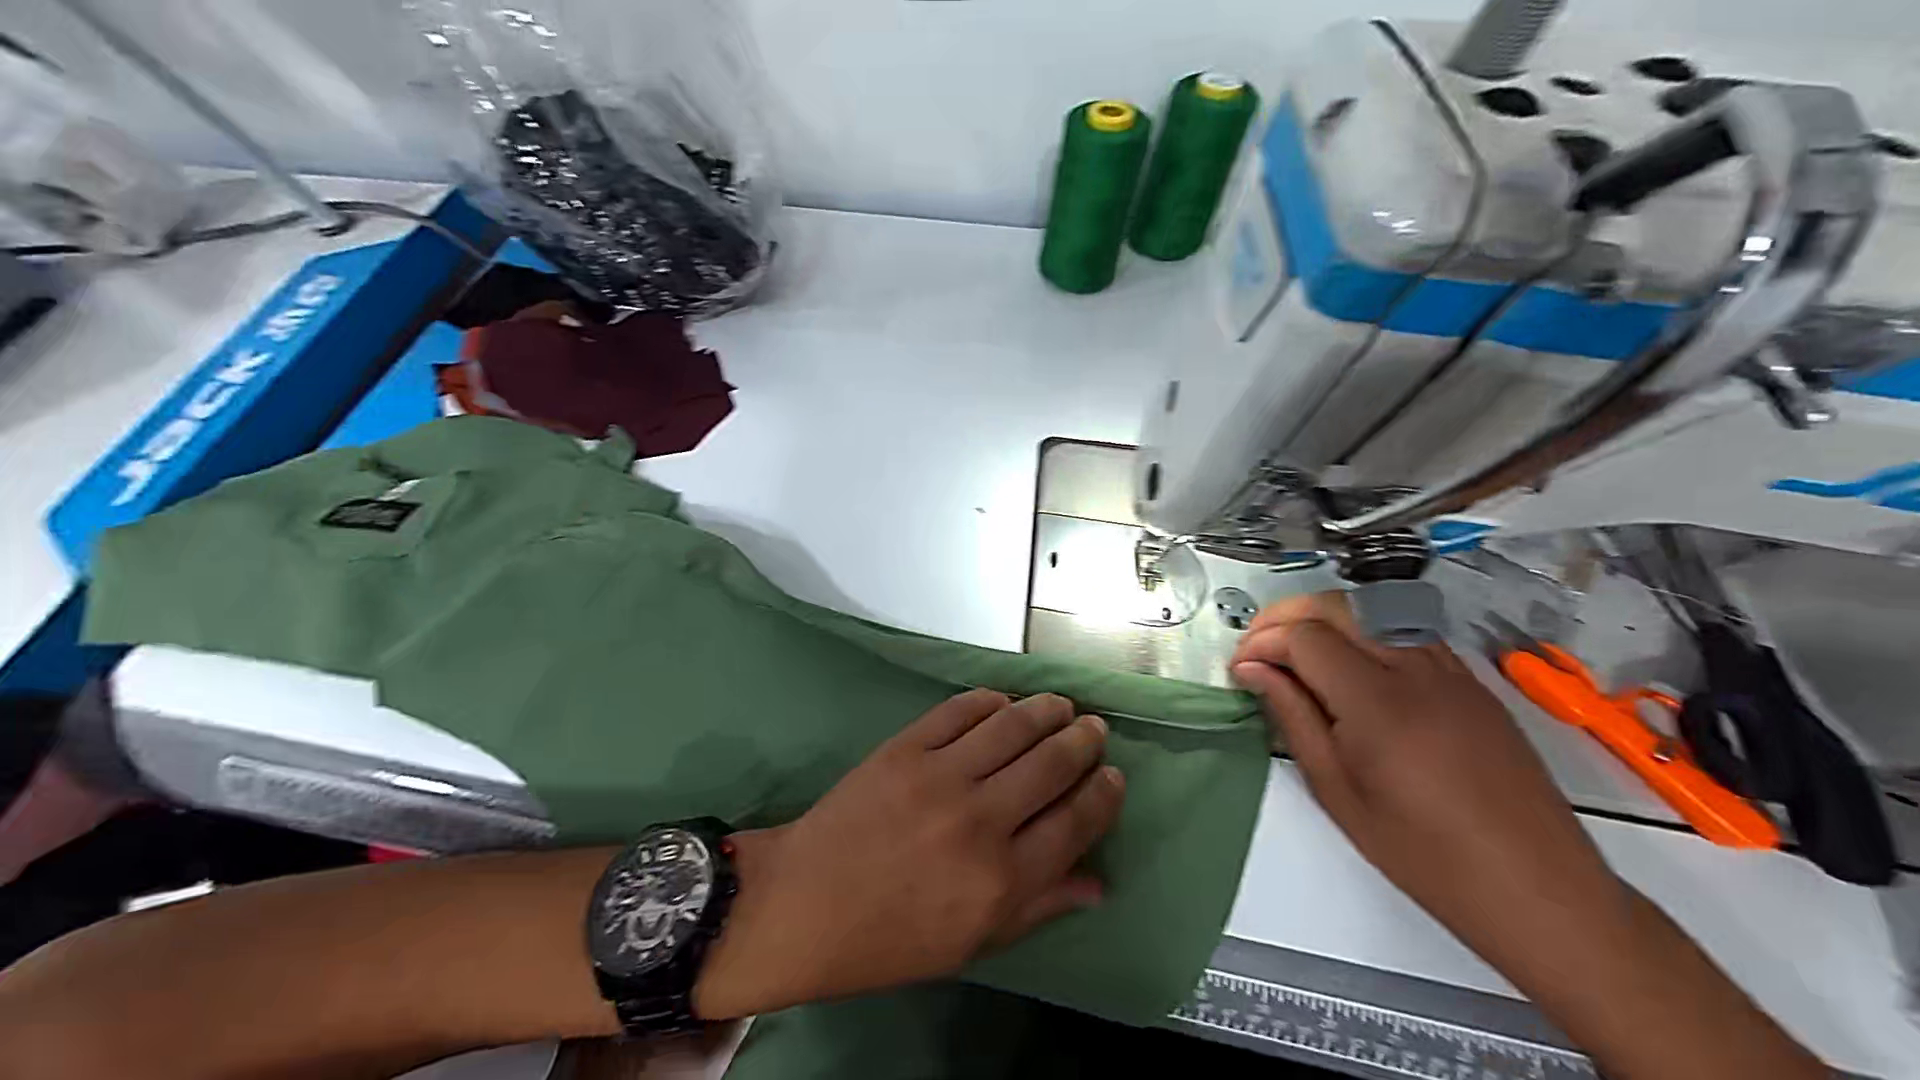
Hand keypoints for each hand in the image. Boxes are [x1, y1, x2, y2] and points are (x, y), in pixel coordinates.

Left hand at [692, 689, 1123, 1018]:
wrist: (805, 904)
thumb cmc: (891, 937)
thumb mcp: (973, 942)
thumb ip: (1040, 907)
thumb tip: (1098, 882)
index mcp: (1002, 879)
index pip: (1076, 822)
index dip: (1103, 794)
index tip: (1112, 775)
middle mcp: (980, 820)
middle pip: (1052, 763)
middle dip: (1083, 740)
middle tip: (1093, 729)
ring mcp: (940, 776)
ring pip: (1013, 726)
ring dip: (1047, 709)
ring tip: (1061, 706)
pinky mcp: (905, 747)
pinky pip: (960, 710)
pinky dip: (990, 700)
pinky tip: (1003, 702)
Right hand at [1228, 592, 1830, 1079]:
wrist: (1537, 888)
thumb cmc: (1421, 852)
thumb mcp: (1336, 790)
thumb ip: (1292, 716)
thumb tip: (1251, 669)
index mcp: (1377, 701)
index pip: (1304, 635)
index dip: (1261, 642)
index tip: (1240, 670)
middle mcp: (1415, 669)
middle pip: (1337, 606)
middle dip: (1285, 617)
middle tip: (1258, 651)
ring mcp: (1451, 670)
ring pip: (1374, 610)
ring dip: (1325, 620)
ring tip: (1298, 656)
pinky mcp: (1473, 682)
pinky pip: (1408, 633)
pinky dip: (1367, 634)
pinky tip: (1354, 672)